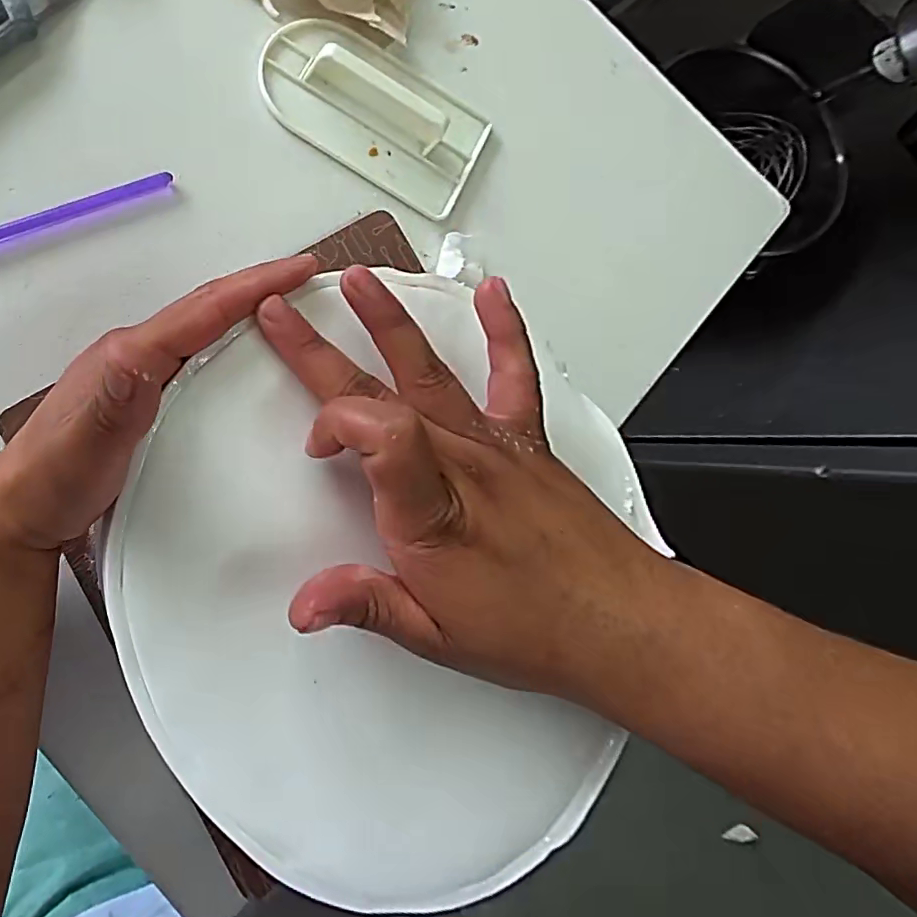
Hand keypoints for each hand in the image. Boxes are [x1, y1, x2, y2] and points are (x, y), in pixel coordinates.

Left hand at [0, 255, 324, 552]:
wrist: (23, 508)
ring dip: (234, 316)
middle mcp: (125, 361)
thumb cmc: (50, 478)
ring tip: (275, 310)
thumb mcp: (85, 445)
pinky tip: (224, 362)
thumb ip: (114, 401)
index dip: (251, 287)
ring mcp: (126, 380)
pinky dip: (212, 348)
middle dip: (251, 291)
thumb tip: (139, 357)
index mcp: (121, 359)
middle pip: (197, 313)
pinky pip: (181, 361)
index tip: (296, 270)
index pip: (196, 313)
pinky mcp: (130, 402)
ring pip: (190, 335)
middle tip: (298, 281)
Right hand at [255, 266, 671, 696]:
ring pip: (428, 371)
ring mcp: (492, 445)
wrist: (635, 631)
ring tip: (360, 281)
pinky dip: (504, 332)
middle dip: (317, 349)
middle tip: (281, 315)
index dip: (333, 427)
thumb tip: (303, 606)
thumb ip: (360, 605)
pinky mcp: (521, 441)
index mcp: (429, 509)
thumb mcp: (432, 634)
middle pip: (376, 391)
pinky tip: (491, 295)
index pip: (376, 434)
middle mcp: (459, 464)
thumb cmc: (534, 629)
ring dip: (388, 322)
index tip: (317, 448)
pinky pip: (513, 376)